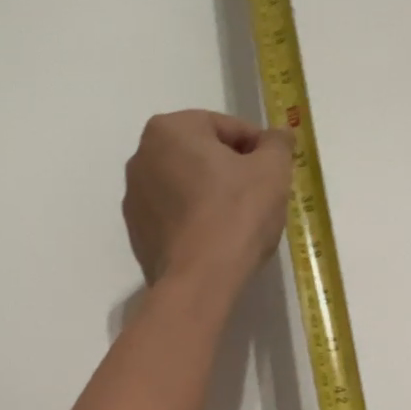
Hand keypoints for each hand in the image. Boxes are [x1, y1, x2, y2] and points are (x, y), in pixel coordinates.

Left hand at [122, 109, 293, 287]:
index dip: (258, 148)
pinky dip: (194, 222)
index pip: (226, 127)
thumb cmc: (236, 215)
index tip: (274, 171)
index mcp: (169, 129)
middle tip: (259, 197)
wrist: (199, 281)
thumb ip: (277, 144)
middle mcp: (141, 158)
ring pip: (186, 187)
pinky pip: (174, 217)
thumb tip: (277, 137)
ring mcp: (134, 199)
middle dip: (231, 171)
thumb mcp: (272, 170)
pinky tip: (215, 242)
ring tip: (238, 223)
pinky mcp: (137, 235)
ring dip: (211, 196)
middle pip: (202, 156)